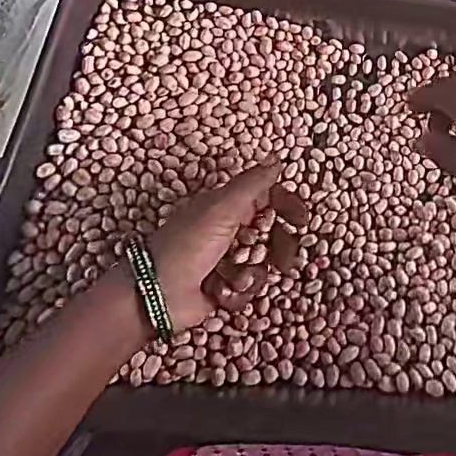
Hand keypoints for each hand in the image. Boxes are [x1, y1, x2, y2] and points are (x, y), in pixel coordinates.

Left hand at [147, 163, 304, 329]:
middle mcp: (231, 230)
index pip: (270, 198)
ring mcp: (229, 259)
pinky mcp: (226, 287)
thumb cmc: (186, 245)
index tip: (301, 221)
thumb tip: (278, 160)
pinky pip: (250, 288)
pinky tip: (219, 292)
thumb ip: (253, 184)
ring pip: (264, 264)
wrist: (154, 295)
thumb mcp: (222, 208)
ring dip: (250, 274)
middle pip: (274, 234)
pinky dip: (237, 292)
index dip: (288, 207)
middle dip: (277, 250)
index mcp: (229, 205)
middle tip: (281, 261)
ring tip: (232, 280)